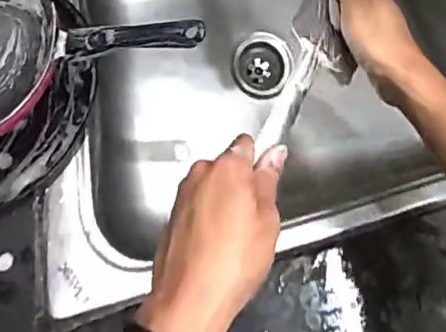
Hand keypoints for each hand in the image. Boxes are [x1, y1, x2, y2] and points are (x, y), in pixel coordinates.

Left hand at [134, 134, 284, 331]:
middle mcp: (202, 171)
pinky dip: (203, 218)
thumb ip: (269, 181)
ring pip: (210, 186)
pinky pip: (194, 206)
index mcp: (229, 166)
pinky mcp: (172, 214)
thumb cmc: (230, 265)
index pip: (246, 143)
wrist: (188, 301)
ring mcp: (184, 192)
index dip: (259, 161)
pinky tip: (214, 246)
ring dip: (221, 201)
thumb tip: (274, 155)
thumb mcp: (267, 222)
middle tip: (253, 217)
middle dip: (240, 184)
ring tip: (233, 238)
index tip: (266, 177)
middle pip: (227, 166)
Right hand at [327, 0, 444, 107]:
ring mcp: (380, 26)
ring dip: (338, 20)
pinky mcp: (378, 45)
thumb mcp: (353, 4)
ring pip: (353, 16)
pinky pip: (356, 34)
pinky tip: (337, 43)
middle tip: (313, 7)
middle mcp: (379, 5)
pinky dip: (345, 36)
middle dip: (332, 0)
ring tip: (321, 26)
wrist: (397, 75)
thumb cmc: (374, 37)